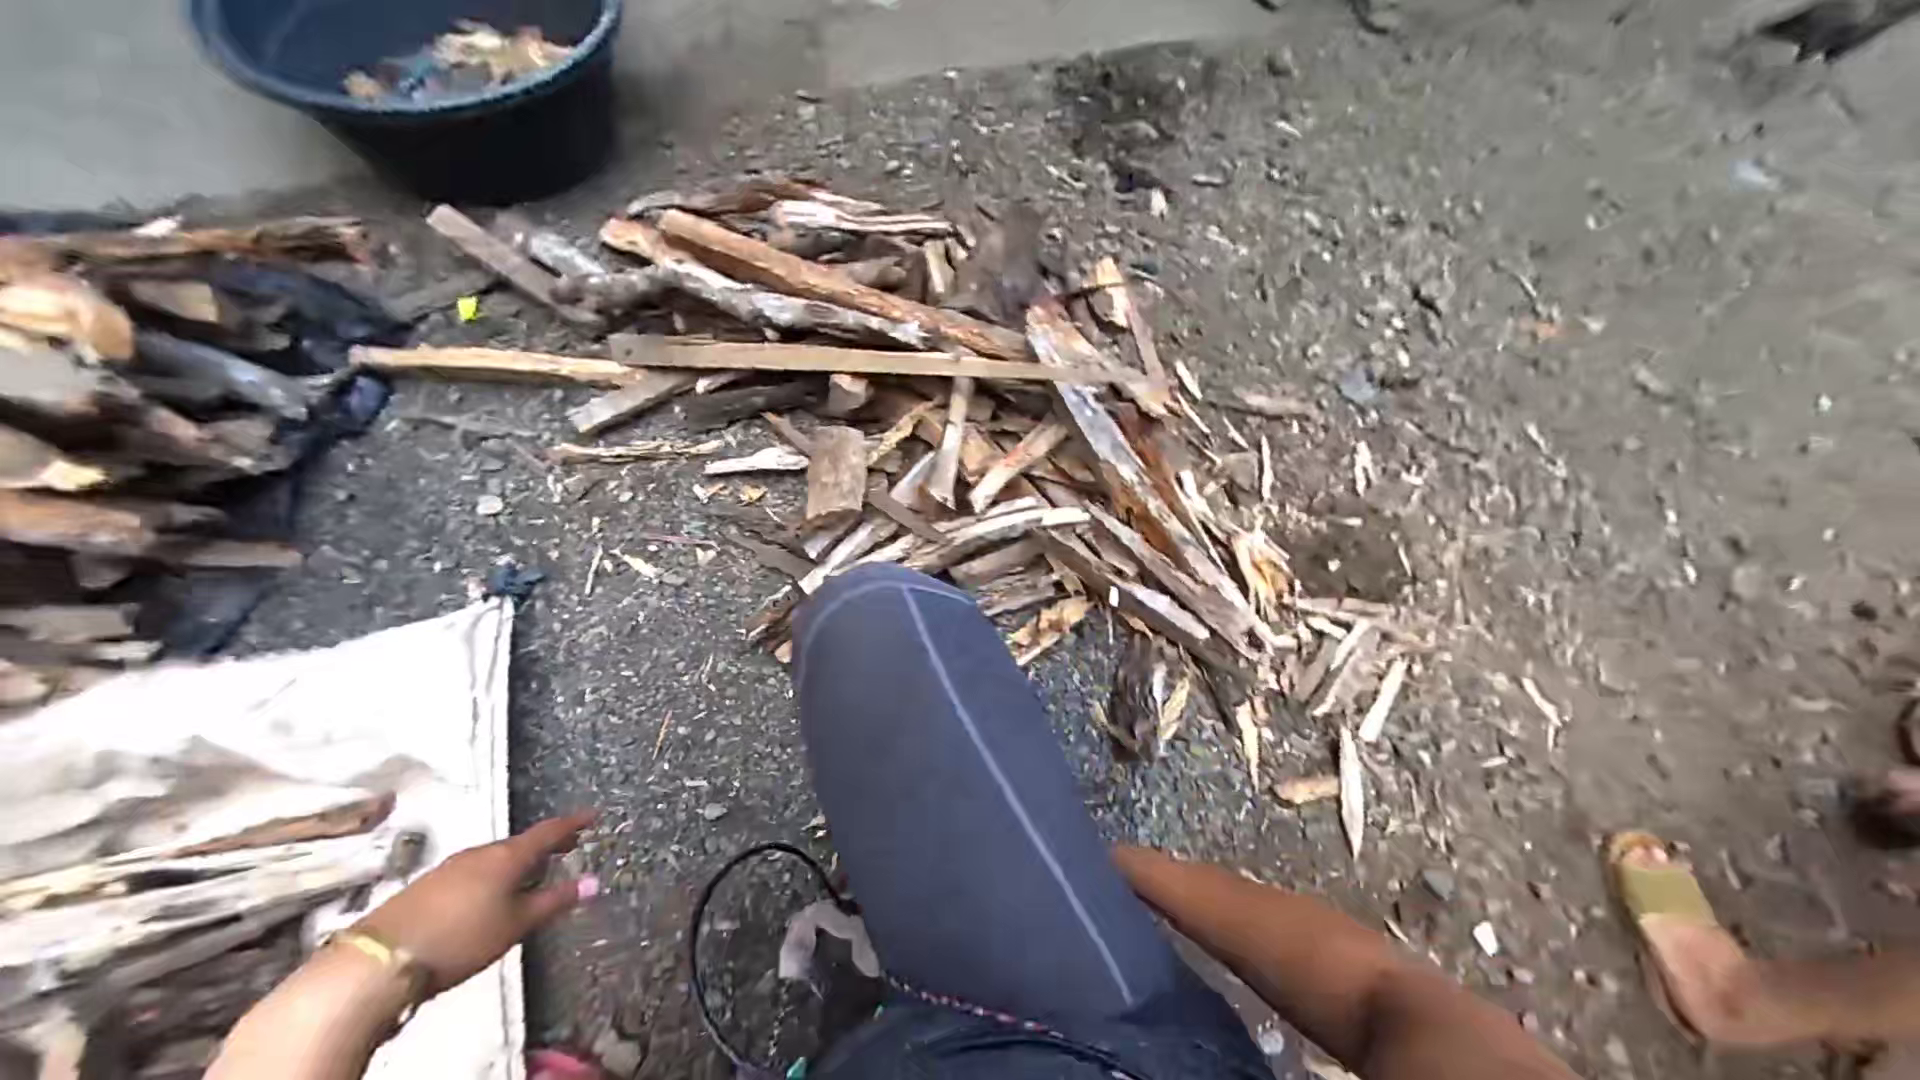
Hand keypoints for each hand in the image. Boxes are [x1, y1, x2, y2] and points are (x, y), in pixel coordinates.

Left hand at [354, 811, 598, 993]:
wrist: (376, 963)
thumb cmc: (461, 937)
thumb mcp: (516, 924)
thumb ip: (554, 901)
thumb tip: (594, 882)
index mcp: (508, 856)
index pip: (549, 831)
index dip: (573, 823)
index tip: (593, 815)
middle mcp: (480, 853)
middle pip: (521, 843)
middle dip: (546, 845)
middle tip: (568, 848)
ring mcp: (449, 868)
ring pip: (494, 857)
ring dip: (517, 862)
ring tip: (532, 874)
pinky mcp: (425, 887)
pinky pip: (472, 872)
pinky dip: (491, 875)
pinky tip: (489, 895)